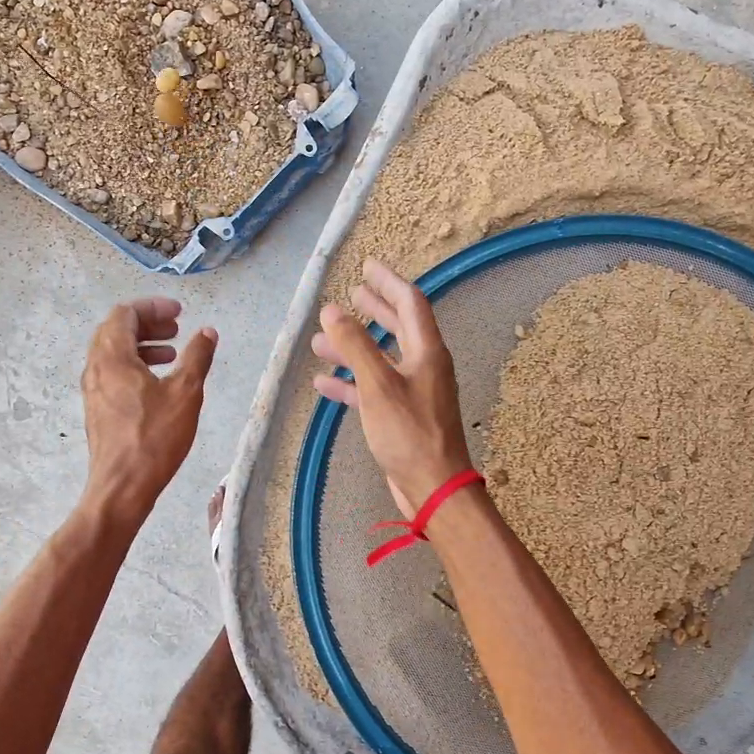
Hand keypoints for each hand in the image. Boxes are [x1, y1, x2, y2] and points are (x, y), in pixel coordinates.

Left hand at [81, 298, 217, 522]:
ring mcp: (93, 391)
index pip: (125, 314)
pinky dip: (135, 367)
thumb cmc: (154, 438)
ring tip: (172, 354)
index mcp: (112, 357)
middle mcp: (95, 368)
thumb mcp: (185, 393)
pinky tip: (158, 384)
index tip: (179, 312)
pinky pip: (113, 374)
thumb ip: (197, 357)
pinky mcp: (98, 410)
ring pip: (113, 354)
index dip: (153, 307)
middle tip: (176, 328)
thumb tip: (207, 332)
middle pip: (116, 331)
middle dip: (147, 324)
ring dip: (142, 346)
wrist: (122, 486)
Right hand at [311, 260, 471, 516]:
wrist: (433, 487)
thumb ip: (355, 345)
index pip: (410, 303)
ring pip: (381, 360)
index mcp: (427, 351)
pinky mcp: (401, 417)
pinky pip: (373, 390)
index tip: (367, 266)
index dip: (388, 282)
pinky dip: (351, 383)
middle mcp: (424, 366)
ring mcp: (414, 393)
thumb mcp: (379, 385)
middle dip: (374, 309)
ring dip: (353, 348)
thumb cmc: (410, 433)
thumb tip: (332, 310)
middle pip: (398, 327)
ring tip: (321, 340)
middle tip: (352, 292)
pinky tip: (324, 383)